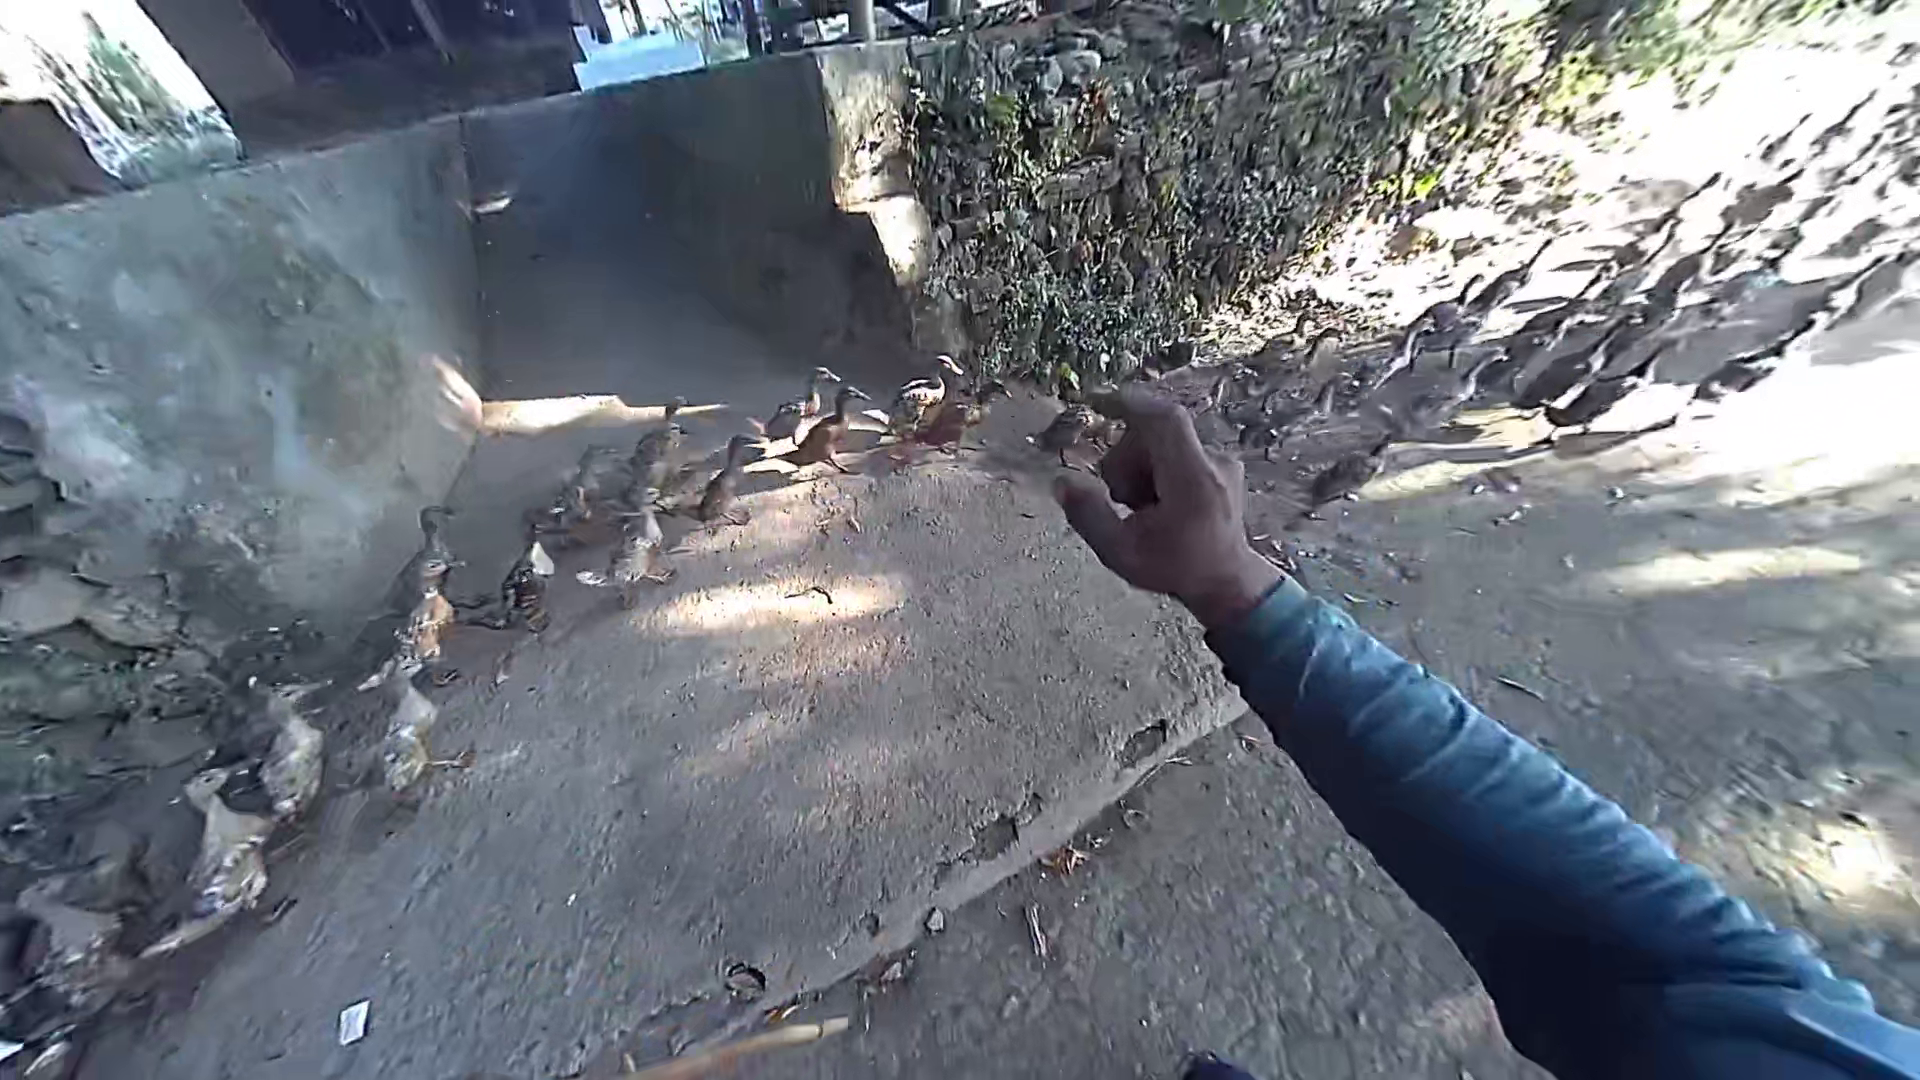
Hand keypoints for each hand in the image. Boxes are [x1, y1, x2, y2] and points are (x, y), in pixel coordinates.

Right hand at [1054, 387, 1282, 629]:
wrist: (1225, 581)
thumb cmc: (1173, 568)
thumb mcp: (1120, 553)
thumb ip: (1088, 515)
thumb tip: (1060, 482)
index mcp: (1193, 482)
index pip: (1165, 421)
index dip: (1130, 404)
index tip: (1097, 401)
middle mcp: (1213, 462)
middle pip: (1153, 433)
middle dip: (1125, 458)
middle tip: (1120, 499)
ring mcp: (1221, 460)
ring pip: (1161, 441)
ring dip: (1138, 466)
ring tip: (1141, 506)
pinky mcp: (1219, 462)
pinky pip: (1175, 448)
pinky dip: (1156, 468)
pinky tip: (1158, 500)